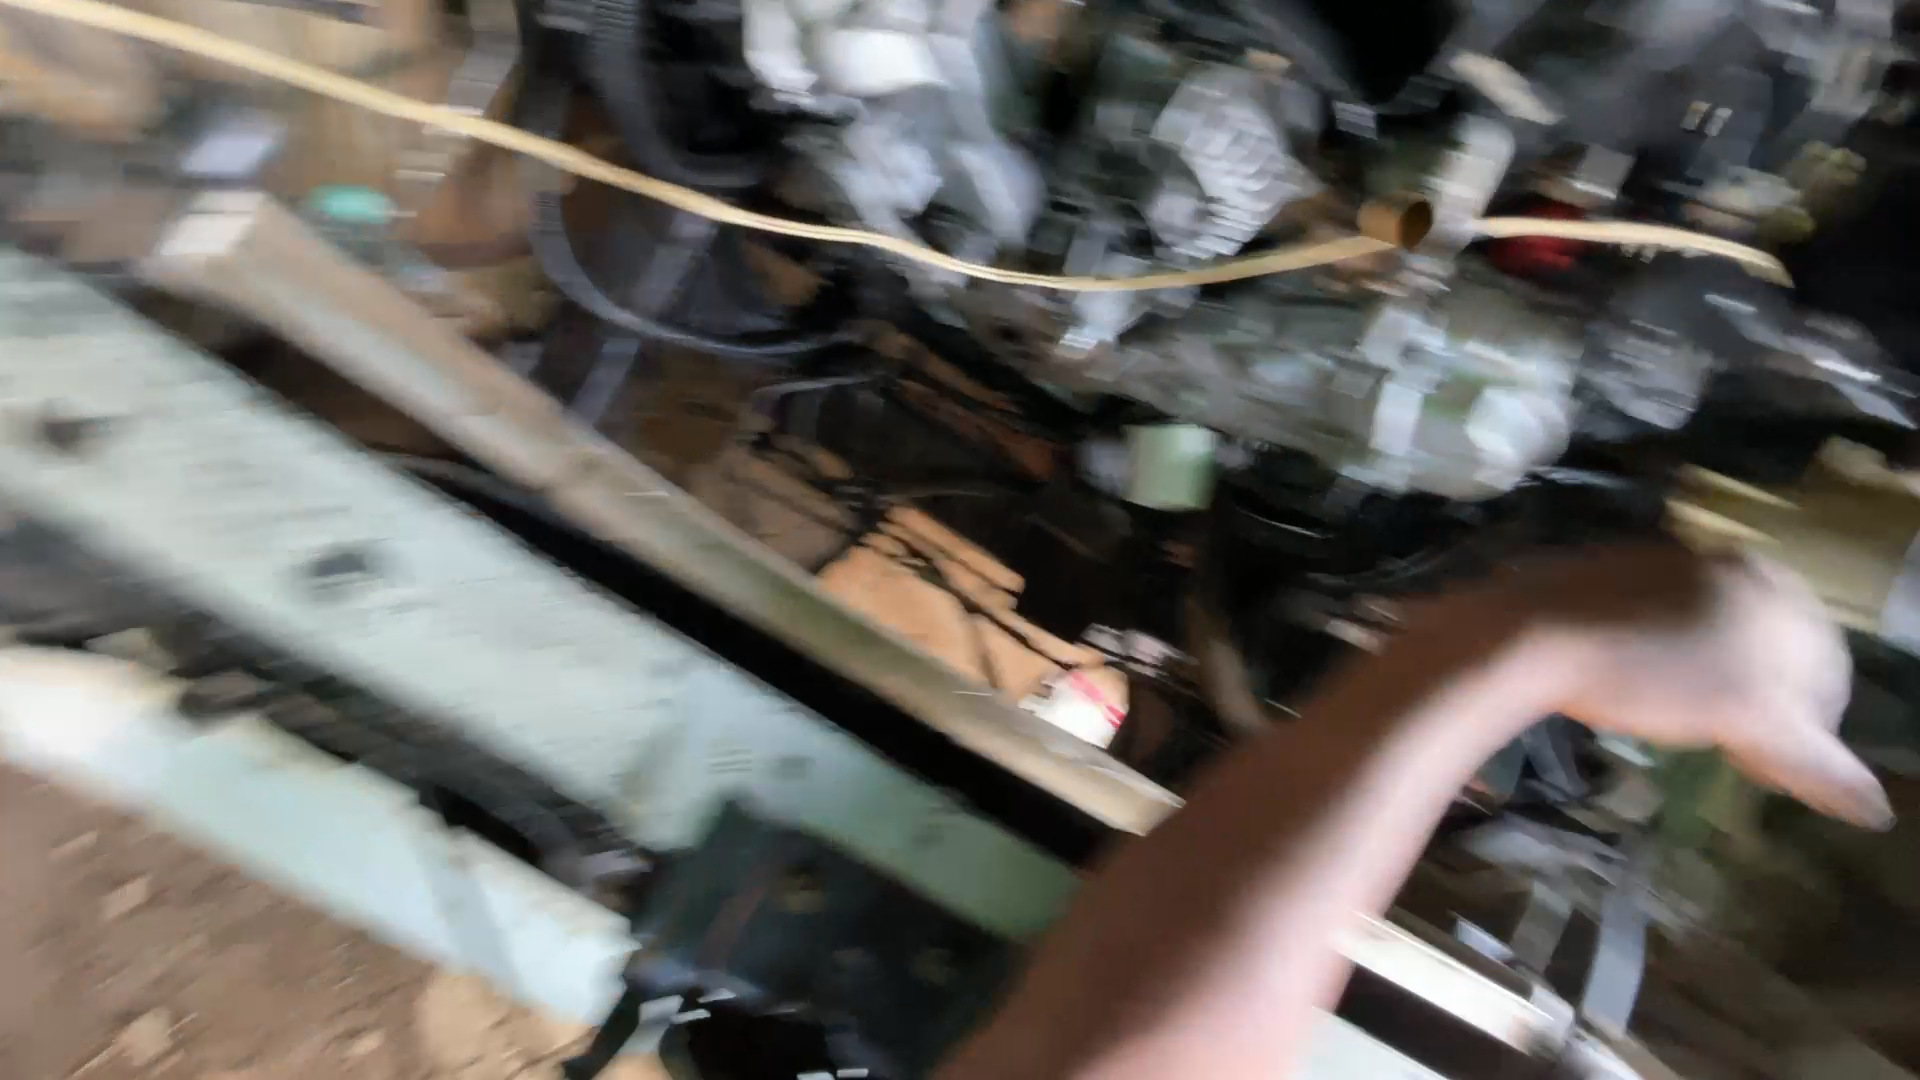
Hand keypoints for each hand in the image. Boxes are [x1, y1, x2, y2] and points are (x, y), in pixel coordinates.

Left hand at [1472, 542, 1891, 828]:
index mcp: (1760, 579)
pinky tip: (1614, 681)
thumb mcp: (1744, 720)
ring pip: (1691, 630)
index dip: (1806, 719)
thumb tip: (1871, 809)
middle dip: (1748, 695)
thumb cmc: (1644, 673)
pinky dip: (1637, 652)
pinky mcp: (1581, 573)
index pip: (1821, 660)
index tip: (1771, 758)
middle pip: (1755, 642)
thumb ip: (1813, 761)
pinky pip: (1630, 618)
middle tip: (1720, 739)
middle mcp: (1703, 558)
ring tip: (1664, 713)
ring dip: (1692, 675)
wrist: (1521, 637)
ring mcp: (1637, 560)